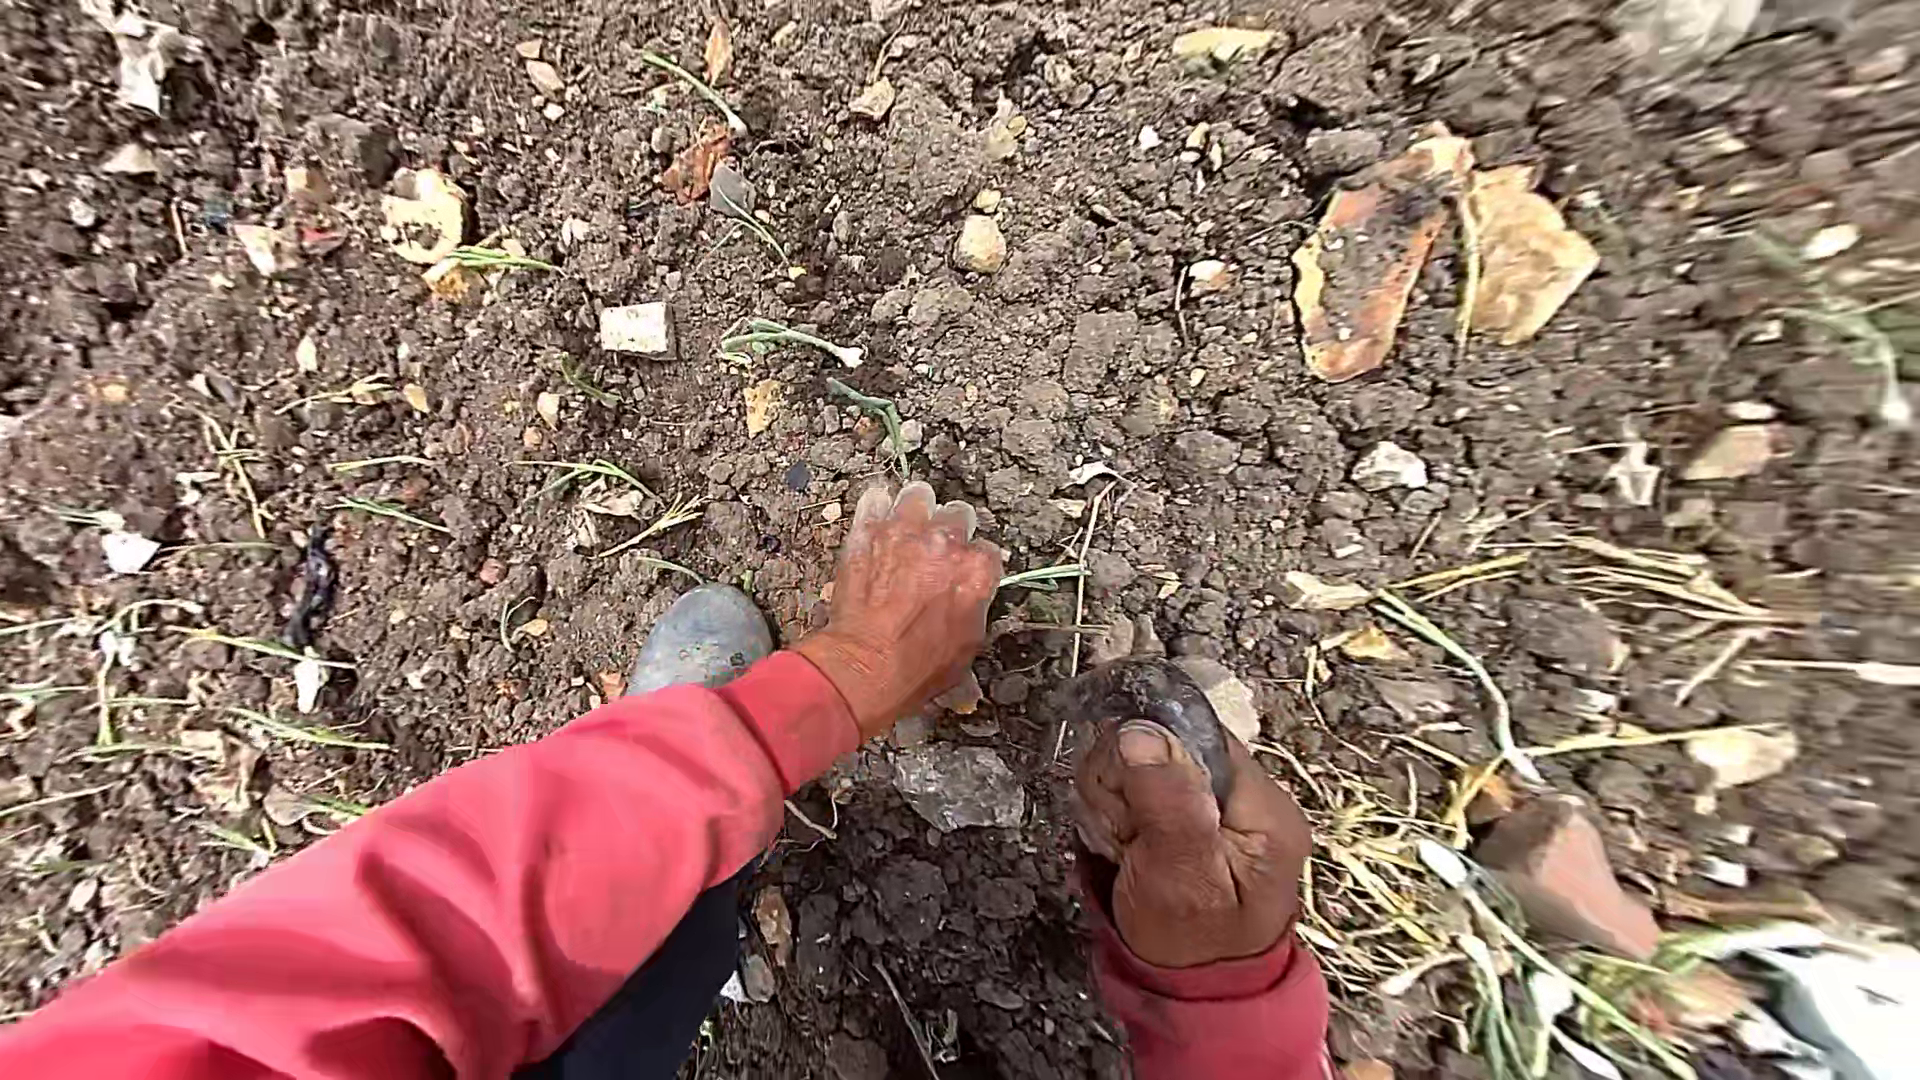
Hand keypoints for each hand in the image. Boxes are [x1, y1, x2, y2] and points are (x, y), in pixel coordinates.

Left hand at [795, 481, 1002, 739]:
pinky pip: (876, 499)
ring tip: (908, 524)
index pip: (986, 549)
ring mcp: (905, 532)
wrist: (867, 665)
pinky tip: (876, 519)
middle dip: (950, 530)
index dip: (973, 561)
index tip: (961, 570)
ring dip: (916, 508)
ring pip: (919, 496)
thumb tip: (973, 603)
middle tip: (936, 549)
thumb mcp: (968, 647)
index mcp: (977, 570)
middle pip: (958, 514)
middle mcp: (946, 542)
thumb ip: (975, 609)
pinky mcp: (869, 531)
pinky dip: (877, 506)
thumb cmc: (917, 666)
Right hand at [1073, 722, 1310, 967]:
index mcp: (1260, 804)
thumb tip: (1141, 732)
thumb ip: (1167, 803)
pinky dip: (1108, 803)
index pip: (1195, 732)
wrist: (1183, 986)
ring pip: (1130, 752)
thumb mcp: (1182, 879)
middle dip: (1124, 782)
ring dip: (1111, 795)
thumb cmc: (1190, 943)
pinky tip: (1119, 836)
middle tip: (1128, 832)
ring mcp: (1203, 793)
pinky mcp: (1174, 799)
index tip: (1133, 800)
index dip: (1152, 754)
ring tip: (1123, 841)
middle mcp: (1236, 789)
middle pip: (1157, 737)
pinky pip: (1122, 774)